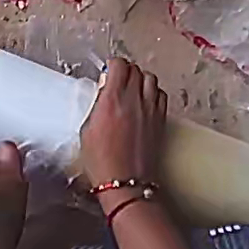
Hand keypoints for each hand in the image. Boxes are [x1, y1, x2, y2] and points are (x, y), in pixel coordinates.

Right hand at [78, 58, 166, 189]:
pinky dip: (154, 92)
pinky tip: (145, 101)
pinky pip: (161, 94)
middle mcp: (133, 99)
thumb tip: (103, 92)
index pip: (119, 65)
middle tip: (118, 80)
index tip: (107, 72)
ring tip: (133, 89)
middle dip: (126, 70)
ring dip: (141, 79)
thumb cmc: (100, 160)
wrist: (125, 183)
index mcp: (112, 99)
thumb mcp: (87, 129)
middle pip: (135, 68)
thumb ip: (97, 105)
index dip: (113, 65)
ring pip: (150, 78)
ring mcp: (150, 109)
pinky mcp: (161, 120)